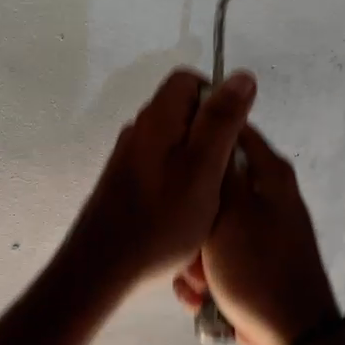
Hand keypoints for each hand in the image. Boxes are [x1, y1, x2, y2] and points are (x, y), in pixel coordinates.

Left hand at [66, 67, 257, 287]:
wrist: (102, 268)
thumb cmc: (160, 220)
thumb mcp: (203, 168)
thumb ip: (222, 121)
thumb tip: (242, 76)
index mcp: (157, 120)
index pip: (189, 82)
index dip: (218, 101)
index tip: (232, 138)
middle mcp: (139, 133)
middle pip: (185, 118)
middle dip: (212, 143)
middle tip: (225, 179)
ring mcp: (129, 161)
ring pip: (177, 152)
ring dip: (199, 175)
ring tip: (209, 208)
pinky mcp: (126, 187)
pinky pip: (164, 177)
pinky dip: (181, 194)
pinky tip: (188, 224)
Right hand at [173, 123, 339, 344]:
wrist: (290, 334)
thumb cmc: (257, 266)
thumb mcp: (230, 211)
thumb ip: (218, 168)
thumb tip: (221, 116)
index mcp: (268, 176)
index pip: (230, 134)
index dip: (199, 140)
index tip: (170, 158)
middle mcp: (265, 199)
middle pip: (211, 190)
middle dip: (189, 220)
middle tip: (184, 241)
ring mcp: (257, 236)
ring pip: (206, 231)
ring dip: (193, 258)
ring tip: (194, 280)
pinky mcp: (249, 267)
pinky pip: (214, 262)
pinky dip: (203, 280)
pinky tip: (198, 297)